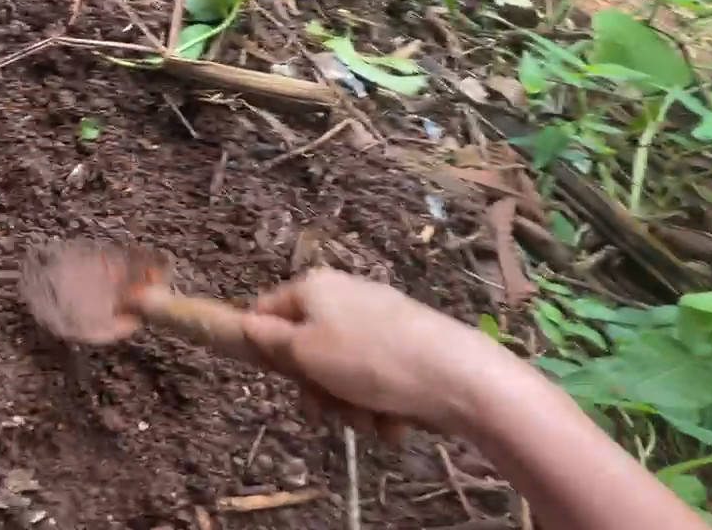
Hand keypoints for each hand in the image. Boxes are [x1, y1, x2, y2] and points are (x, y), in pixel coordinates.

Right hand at [242, 268, 521, 438]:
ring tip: (371, 424)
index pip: (267, 310)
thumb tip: (246, 323)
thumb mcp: (305, 354)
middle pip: (309, 342)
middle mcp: (342, 292)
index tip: (284, 381)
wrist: (465, 379)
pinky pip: (379, 369)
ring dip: (350, 400)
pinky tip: (396, 421)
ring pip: (345, 362)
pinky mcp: (412, 339)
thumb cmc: (370, 361)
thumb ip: (268, 339)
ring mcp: (380, 315)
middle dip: (317, 385)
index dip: (267, 346)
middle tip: (327, 416)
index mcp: (312, 287)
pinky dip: (382, 397)